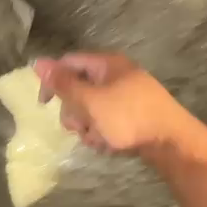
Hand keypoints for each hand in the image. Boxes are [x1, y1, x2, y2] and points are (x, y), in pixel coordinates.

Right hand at [34, 53, 194, 155]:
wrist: (170, 142)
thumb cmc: (127, 117)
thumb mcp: (90, 100)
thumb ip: (63, 83)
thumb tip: (37, 62)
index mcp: (107, 64)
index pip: (69, 63)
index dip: (52, 81)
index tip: (44, 104)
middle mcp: (116, 76)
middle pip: (79, 89)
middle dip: (74, 112)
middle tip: (79, 127)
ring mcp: (126, 96)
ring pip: (91, 109)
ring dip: (88, 126)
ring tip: (98, 139)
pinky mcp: (133, 115)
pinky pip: (107, 121)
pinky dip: (103, 133)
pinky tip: (109, 144)